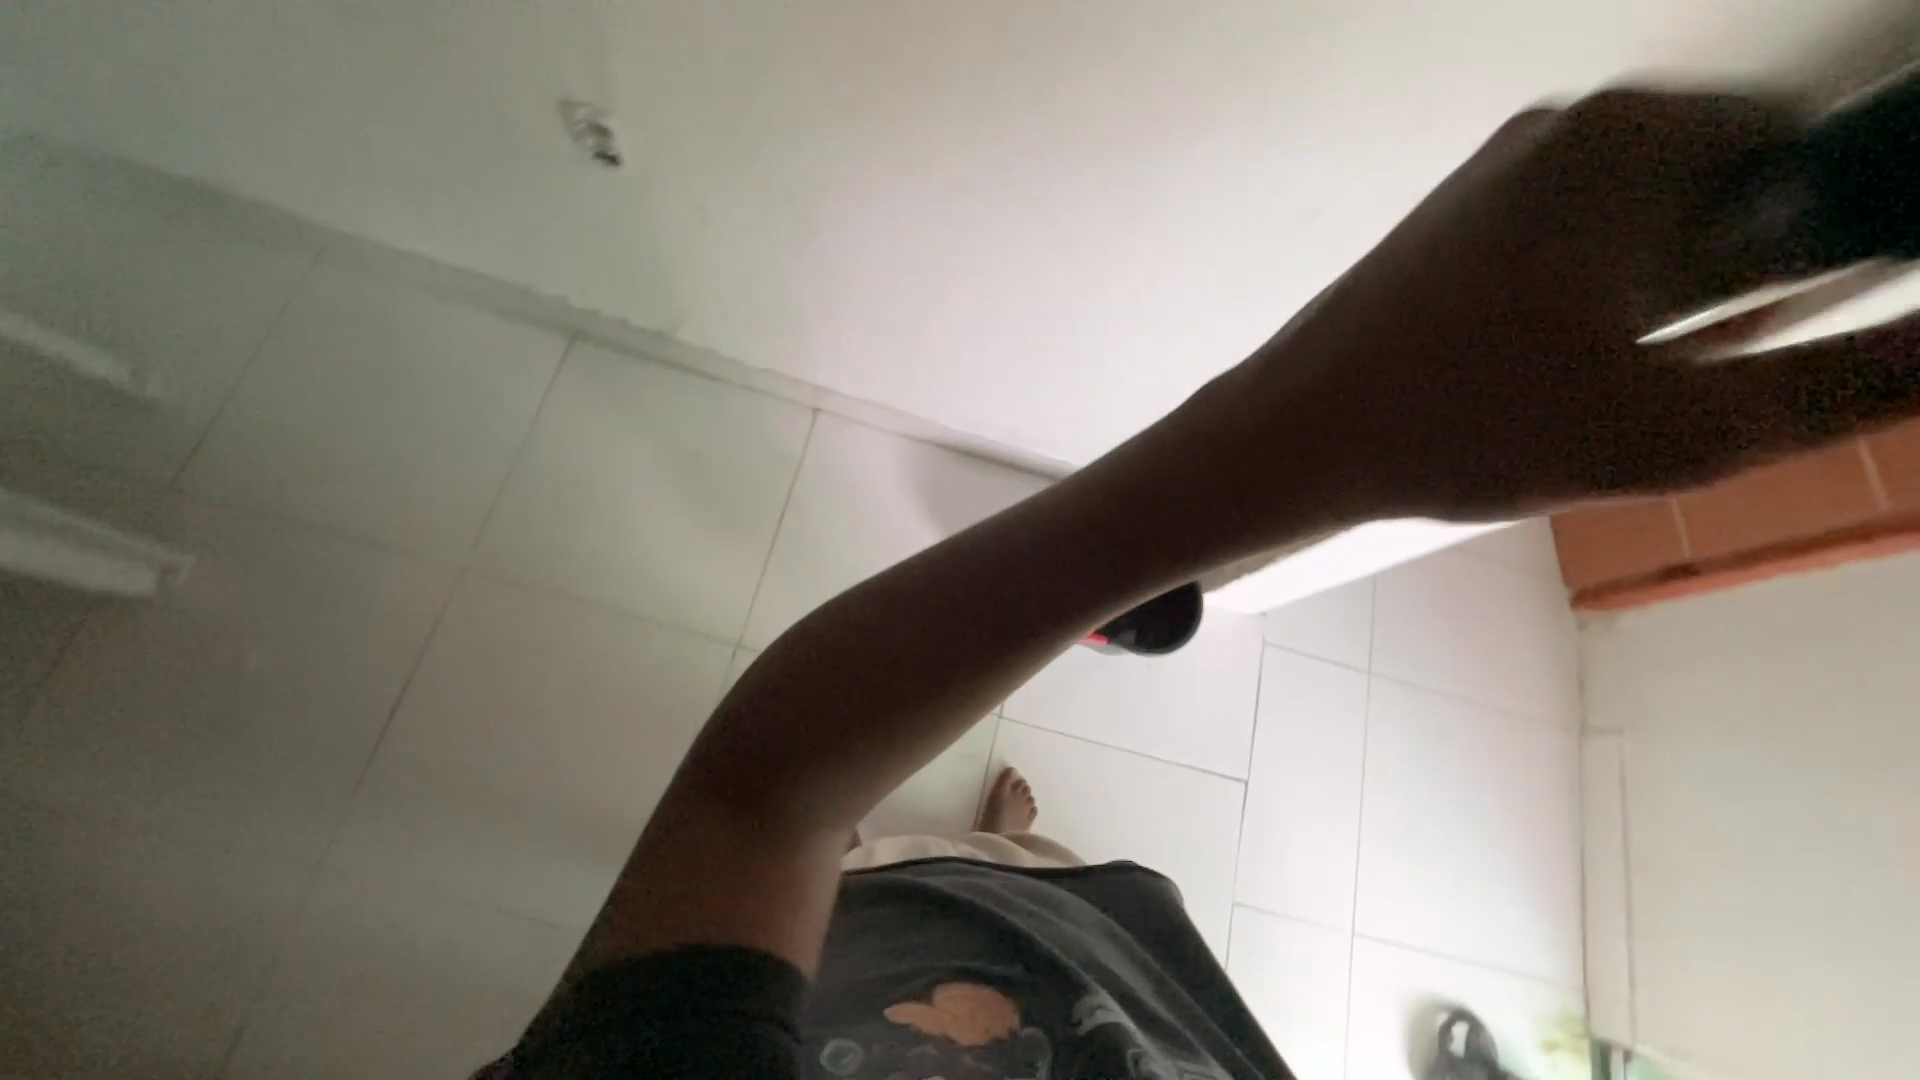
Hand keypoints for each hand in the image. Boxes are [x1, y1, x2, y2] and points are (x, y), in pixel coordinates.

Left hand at [1198, 89, 1919, 521]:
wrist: (1288, 440)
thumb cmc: (1461, 429)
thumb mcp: (1681, 426)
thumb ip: (1857, 380)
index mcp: (1637, 138)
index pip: (1833, 153)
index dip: (1859, 244)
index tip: (1800, 330)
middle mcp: (1564, 136)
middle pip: (1733, 194)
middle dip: (1747, 290)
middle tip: (1693, 383)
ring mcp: (1496, 182)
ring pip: (1646, 234)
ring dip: (1673, 309)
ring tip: (1617, 392)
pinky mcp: (1451, 234)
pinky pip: (1570, 254)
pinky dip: (1599, 308)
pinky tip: (1569, 379)